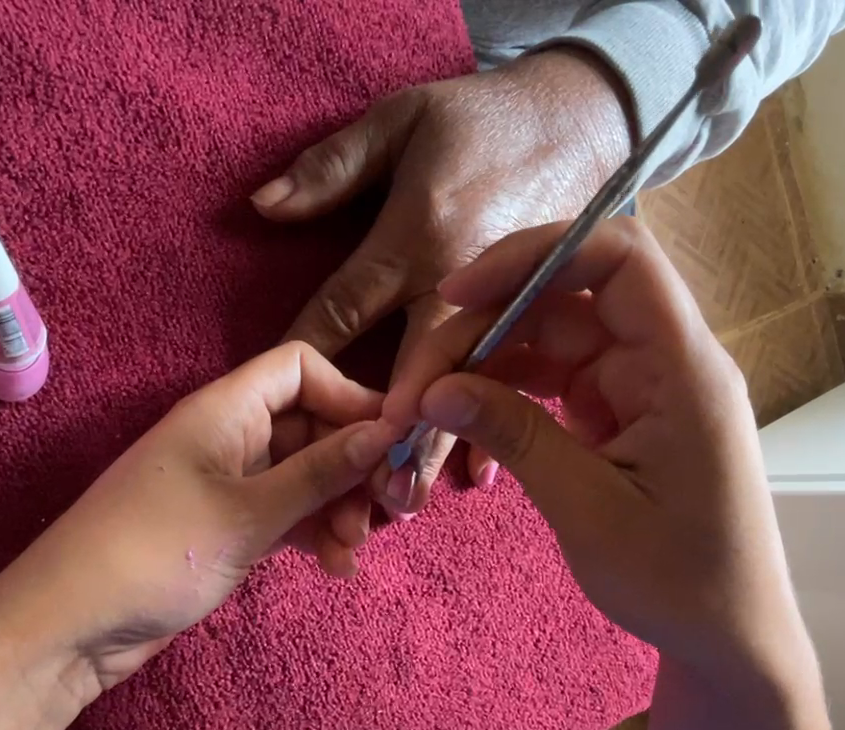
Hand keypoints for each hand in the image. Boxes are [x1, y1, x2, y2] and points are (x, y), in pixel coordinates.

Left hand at [0, 342, 398, 693]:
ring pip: (302, 478)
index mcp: (225, 409)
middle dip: (352, 466)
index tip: (391, 442)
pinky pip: (282, 515)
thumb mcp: (248, 512)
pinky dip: (310, 535)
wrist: (72, 624)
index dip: (350, 397)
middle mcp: (228, 437)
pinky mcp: (224, 528)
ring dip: (336, 509)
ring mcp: (226, 485)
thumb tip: (385, 431)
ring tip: (353, 552)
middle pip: (311, 427)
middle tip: (388, 513)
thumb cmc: (156, 552)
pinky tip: (334, 568)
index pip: (301, 369)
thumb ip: (319, 472)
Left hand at [253, 48, 631, 518]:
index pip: (345, 309)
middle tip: (369, 488)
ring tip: (409, 498)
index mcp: (416, 238)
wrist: (579, 116)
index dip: (312, 356)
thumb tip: (264, 205)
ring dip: (437, 446)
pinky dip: (493, 423)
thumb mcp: (399, 120)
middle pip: (414, 369)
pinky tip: (476, 472)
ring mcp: (498, 307)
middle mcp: (456, 285)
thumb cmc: (480, 117)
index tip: (284, 411)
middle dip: (392, 429)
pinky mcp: (528, 319)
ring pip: (461, 388)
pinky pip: (509, 380)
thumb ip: (332, 167)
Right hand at [384, 217, 810, 685]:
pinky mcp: (618, 414)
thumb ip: (515, 436)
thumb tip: (436, 391)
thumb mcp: (587, 507)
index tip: (457, 295)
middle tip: (414, 386)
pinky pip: (553, 382)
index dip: (533, 257)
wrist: (724, 634)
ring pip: (550, 341)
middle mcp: (663, 361)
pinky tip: (461, 417)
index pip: (616, 261)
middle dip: (483, 328)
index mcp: (682, 368)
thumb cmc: (675, 577)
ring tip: (424, 407)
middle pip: (565, 302)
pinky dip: (504, 394)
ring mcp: (638, 387)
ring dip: (484, 364)